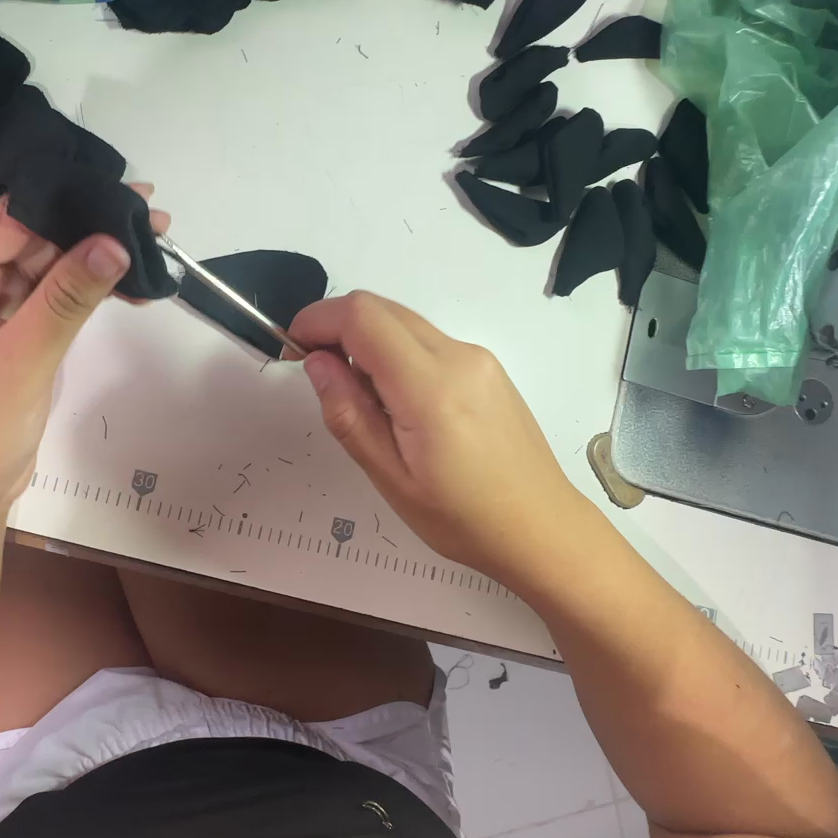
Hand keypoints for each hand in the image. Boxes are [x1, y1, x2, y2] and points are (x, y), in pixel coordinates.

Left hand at [0, 196, 165, 554]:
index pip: (6, 220)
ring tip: (151, 245)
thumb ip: (66, 298)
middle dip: (85, 229)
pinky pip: (42, 303)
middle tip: (151, 217)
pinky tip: (123, 287)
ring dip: (88, 262)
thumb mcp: (20, 363)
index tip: (128, 195)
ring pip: (38, 270)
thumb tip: (115, 241)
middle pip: (24, 239)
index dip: (67, 202)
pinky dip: (79, 296)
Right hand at [288, 292, 587, 594]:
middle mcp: (458, 357)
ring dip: (366, 340)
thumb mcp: (390, 478)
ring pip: (403, 321)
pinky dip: (394, 351)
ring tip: (358, 397)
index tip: (295, 351)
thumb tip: (318, 362)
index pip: (361, 317)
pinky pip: (427, 340)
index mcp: (431, 387)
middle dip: (336, 326)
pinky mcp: (487, 367)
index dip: (317, 320)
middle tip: (317, 373)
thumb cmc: (462, 518)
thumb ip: (349, 414)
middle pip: (381, 308)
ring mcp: (477, 358)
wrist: (541, 529)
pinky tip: (395, 401)